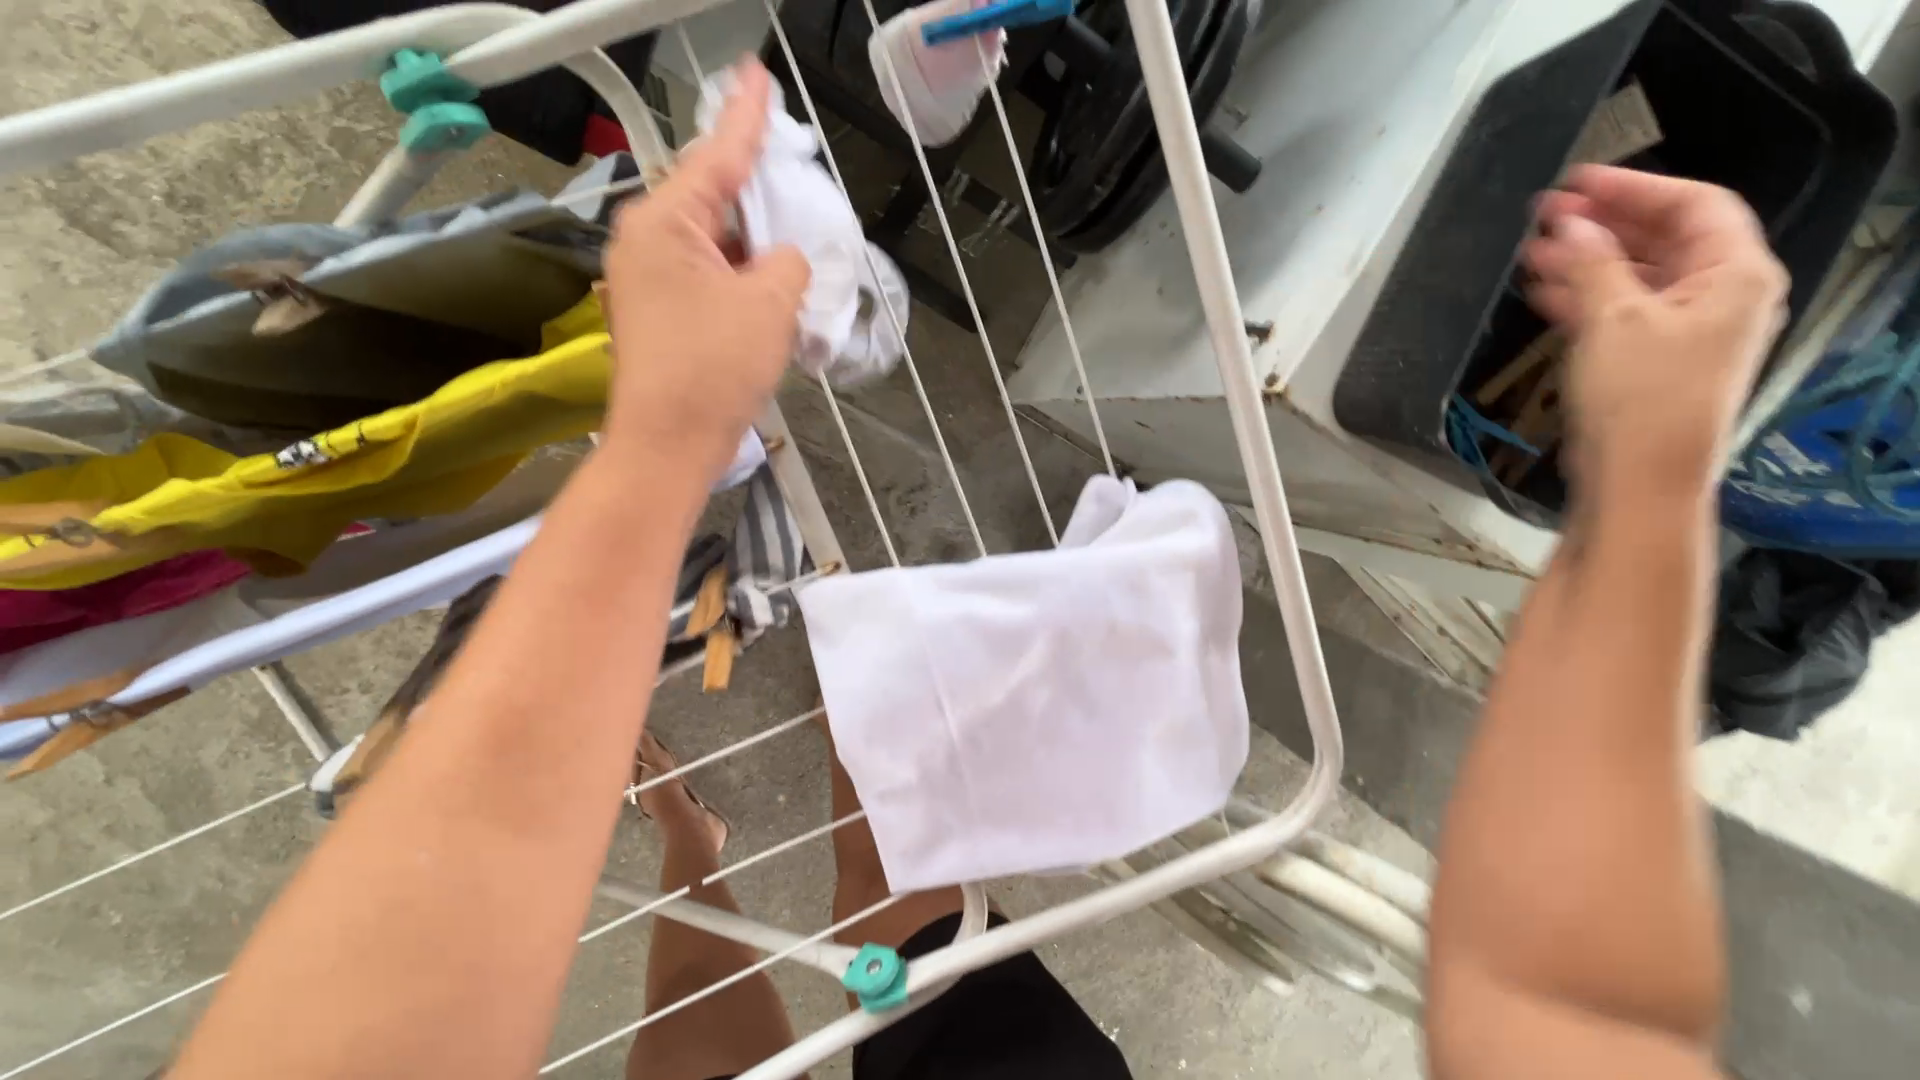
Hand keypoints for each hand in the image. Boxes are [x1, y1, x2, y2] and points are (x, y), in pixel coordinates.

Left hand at [599, 60, 810, 483]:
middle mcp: (645, 241)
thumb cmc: (715, 367)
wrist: (669, 444)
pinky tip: (768, 293)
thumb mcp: (770, 302)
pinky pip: (705, 276)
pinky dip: (738, 278)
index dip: (747, 118)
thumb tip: (780, 261)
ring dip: (752, 246)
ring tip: (790, 253)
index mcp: (665, 222)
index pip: (717, 156)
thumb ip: (787, 261)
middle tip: (794, 186)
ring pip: (712, 242)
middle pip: (712, 199)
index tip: (756, 77)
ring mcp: (646, 279)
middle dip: (757, 196)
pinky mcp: (657, 314)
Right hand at [1524, 165, 1787, 491]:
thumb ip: (1590, 263)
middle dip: (1603, 226)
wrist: (1639, 480)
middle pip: (1663, 241)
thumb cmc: (1640, 396)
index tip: (1577, 182)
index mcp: (1733, 275)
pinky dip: (1585, 299)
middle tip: (1545, 215)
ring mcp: (1685, 332)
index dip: (1634, 188)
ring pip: (1635, 278)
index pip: (1693, 206)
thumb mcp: (1612, 319)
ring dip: (1586, 263)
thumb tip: (1569, 224)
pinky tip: (1545, 294)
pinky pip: (1620, 313)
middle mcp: (1719, 297)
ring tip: (1532, 253)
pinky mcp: (1651, 362)